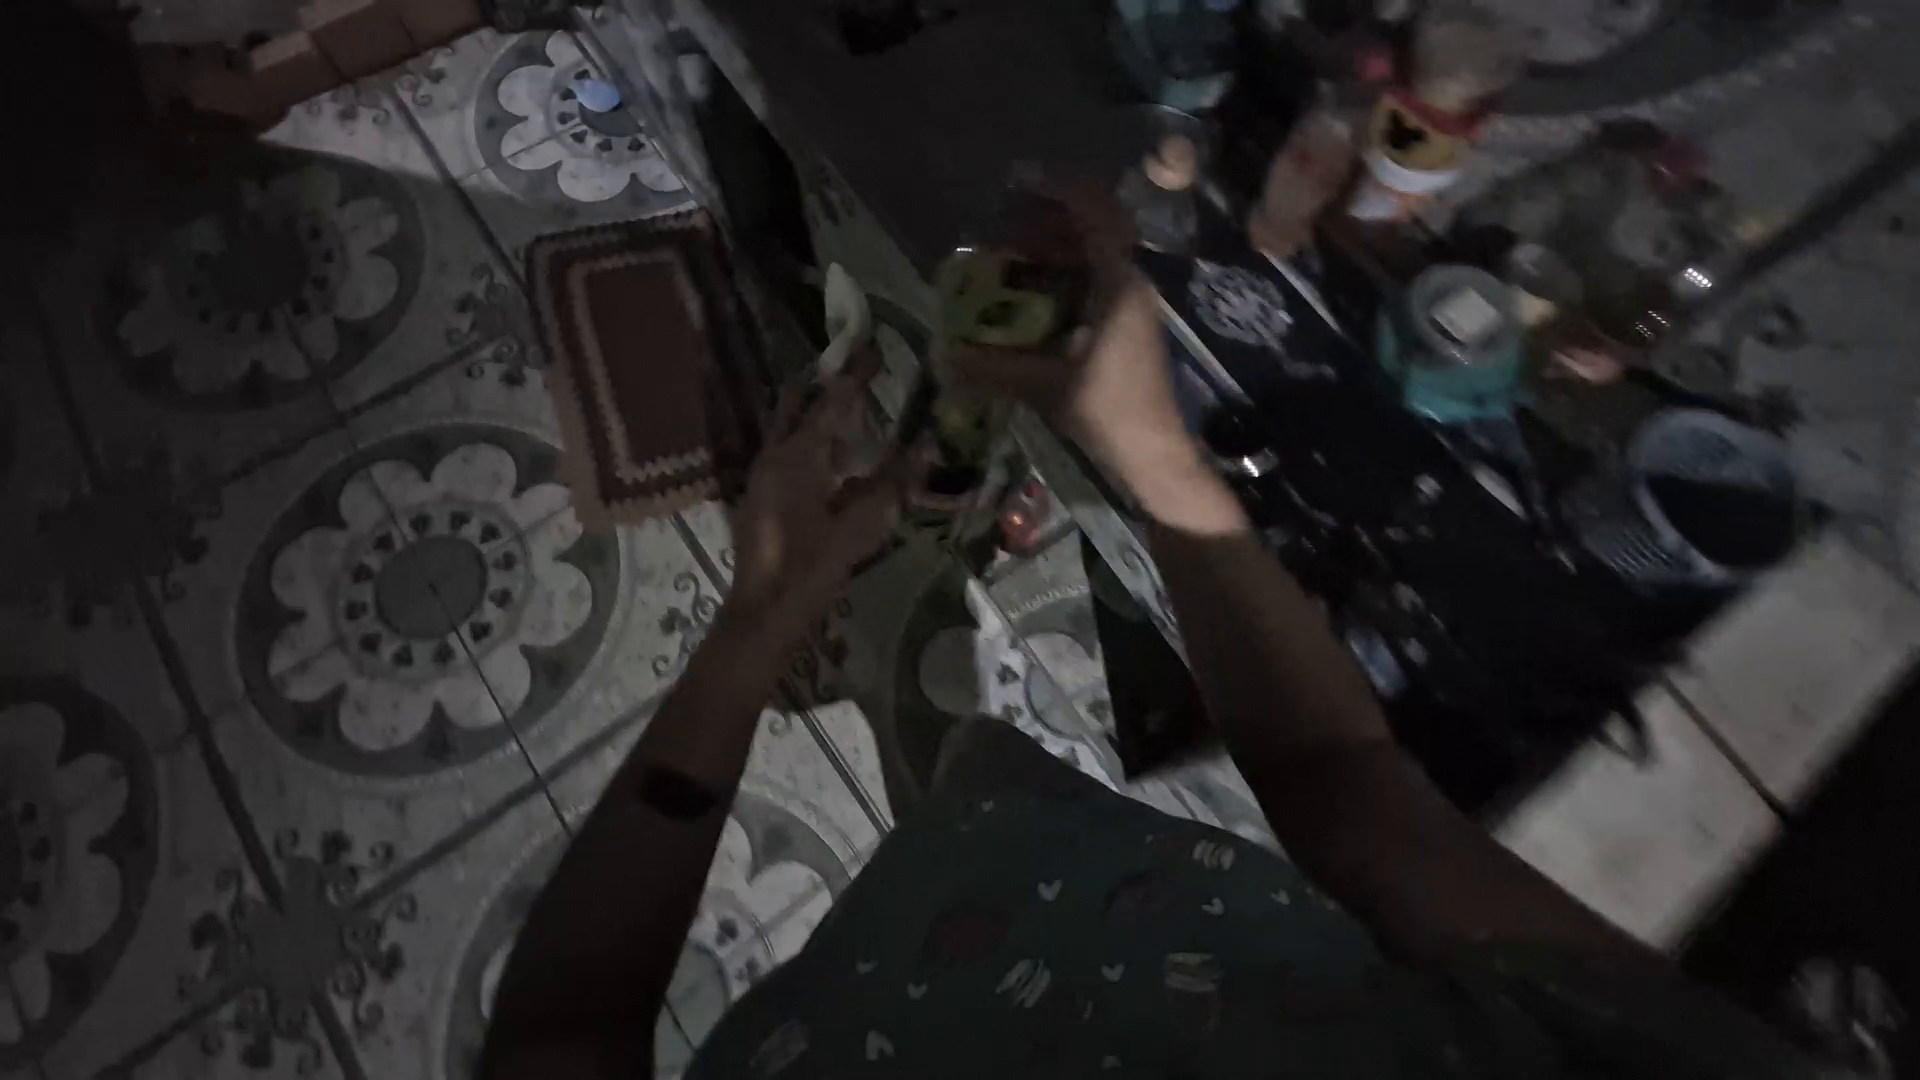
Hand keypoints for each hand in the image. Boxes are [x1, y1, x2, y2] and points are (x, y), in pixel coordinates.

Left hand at [725, 351, 918, 637]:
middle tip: (854, 366)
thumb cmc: (813, 567)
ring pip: (787, 427)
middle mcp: (773, 456)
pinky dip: (808, 439)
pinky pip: (784, 450)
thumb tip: (927, 447)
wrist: (764, 612)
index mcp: (797, 457)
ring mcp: (761, 476)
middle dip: (824, 381)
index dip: (855, 375)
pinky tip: (830, 453)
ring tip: (846, 401)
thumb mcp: (861, 526)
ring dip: (814, 410)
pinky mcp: (760, 496)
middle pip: (797, 403)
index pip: (831, 402)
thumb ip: (893, 483)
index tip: (875, 348)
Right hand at [940, 180, 1202, 491]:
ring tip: (1010, 262)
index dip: (1061, 192)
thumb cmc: (1110, 413)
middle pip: (1091, 235)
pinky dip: (1062, 286)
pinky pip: (1091, 291)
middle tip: (1003, 230)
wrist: (1154, 456)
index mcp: (1120, 287)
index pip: (1097, 216)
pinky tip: (1030, 304)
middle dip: (1047, 225)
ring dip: (1054, 257)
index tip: (1021, 185)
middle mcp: (1131, 288)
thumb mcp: (1047, 388)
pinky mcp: (1125, 333)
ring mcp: (1131, 311)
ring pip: (1092, 265)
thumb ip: (994, 370)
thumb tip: (943, 359)